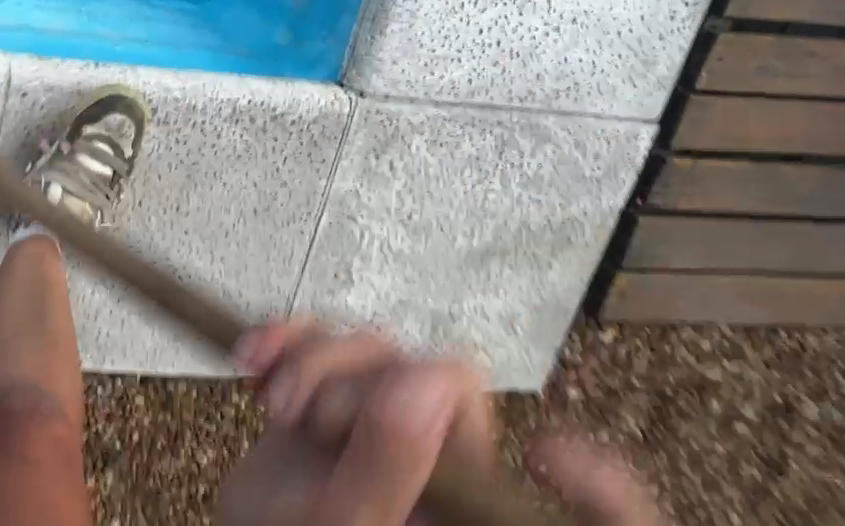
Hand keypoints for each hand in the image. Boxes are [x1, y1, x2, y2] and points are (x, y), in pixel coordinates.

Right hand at [219, 322, 667, 525]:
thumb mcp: (340, 519)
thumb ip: (390, 459)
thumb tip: (427, 378)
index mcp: (466, 501)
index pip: (576, 496)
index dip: (595, 485)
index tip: (551, 459)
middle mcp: (435, 458)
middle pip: (432, 376)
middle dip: (354, 379)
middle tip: (305, 416)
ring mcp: (376, 420)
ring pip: (370, 346)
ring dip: (308, 359)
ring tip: (270, 400)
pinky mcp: (328, 392)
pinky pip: (319, 338)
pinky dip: (283, 339)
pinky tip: (251, 359)